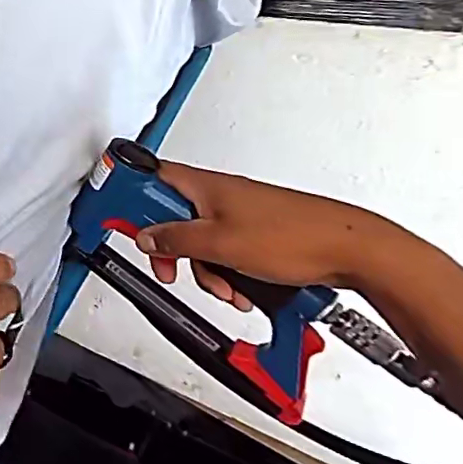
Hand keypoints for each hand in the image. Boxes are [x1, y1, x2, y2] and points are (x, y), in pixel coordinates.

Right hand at [136, 163, 410, 308]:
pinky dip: (224, 270)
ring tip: (223, 285)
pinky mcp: (252, 233)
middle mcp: (216, 194)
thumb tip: (147, 236)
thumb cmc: (297, 236)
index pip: (149, 177)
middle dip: (169, 247)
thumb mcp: (220, 243)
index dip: (127, 192)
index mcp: (203, 185)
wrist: (352, 252)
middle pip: (169, 215)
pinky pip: (220, 250)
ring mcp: (234, 213)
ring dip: (201, 267)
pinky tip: (239, 287)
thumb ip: (175, 239)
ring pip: (196, 239)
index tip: (109, 209)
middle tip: (167, 264)